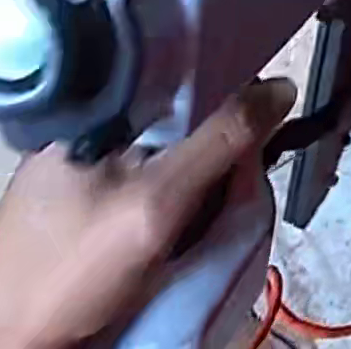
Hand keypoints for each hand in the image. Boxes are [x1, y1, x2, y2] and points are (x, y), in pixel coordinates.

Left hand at [0, 80, 297, 348]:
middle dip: (219, 145)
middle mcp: (90, 132)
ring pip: (173, 151)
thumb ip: (222, 138)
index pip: (185, 75)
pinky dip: (180, 199)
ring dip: (202, 176)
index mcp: (95, 111)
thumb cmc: (66, 275)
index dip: (231, 92)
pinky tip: (182, 227)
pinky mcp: (86, 210)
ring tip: (207, 211)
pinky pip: (154, 182)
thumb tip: (284, 87)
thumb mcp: (158, 200)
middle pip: (184, 116)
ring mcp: (84, 173)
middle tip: (233, 184)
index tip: (262, 121)